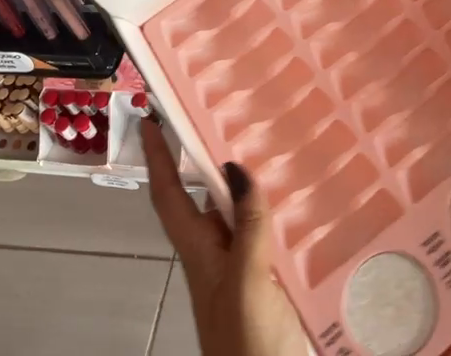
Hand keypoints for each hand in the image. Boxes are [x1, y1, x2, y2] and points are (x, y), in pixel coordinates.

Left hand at [140, 119, 308, 355]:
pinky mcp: (266, 283)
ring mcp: (240, 270)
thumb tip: (235, 166)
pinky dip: (274, 209)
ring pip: (235, 214)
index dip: (157, 159)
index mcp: (199, 253)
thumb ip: (245, 227)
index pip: (169, 196)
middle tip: (225, 117)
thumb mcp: (247, 282)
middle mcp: (215, 255)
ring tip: (270, 145)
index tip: (149, 121)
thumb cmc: (247, 341)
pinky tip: (301, 199)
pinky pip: (264, 233)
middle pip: (202, 199)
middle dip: (205, 160)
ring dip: (244, 182)